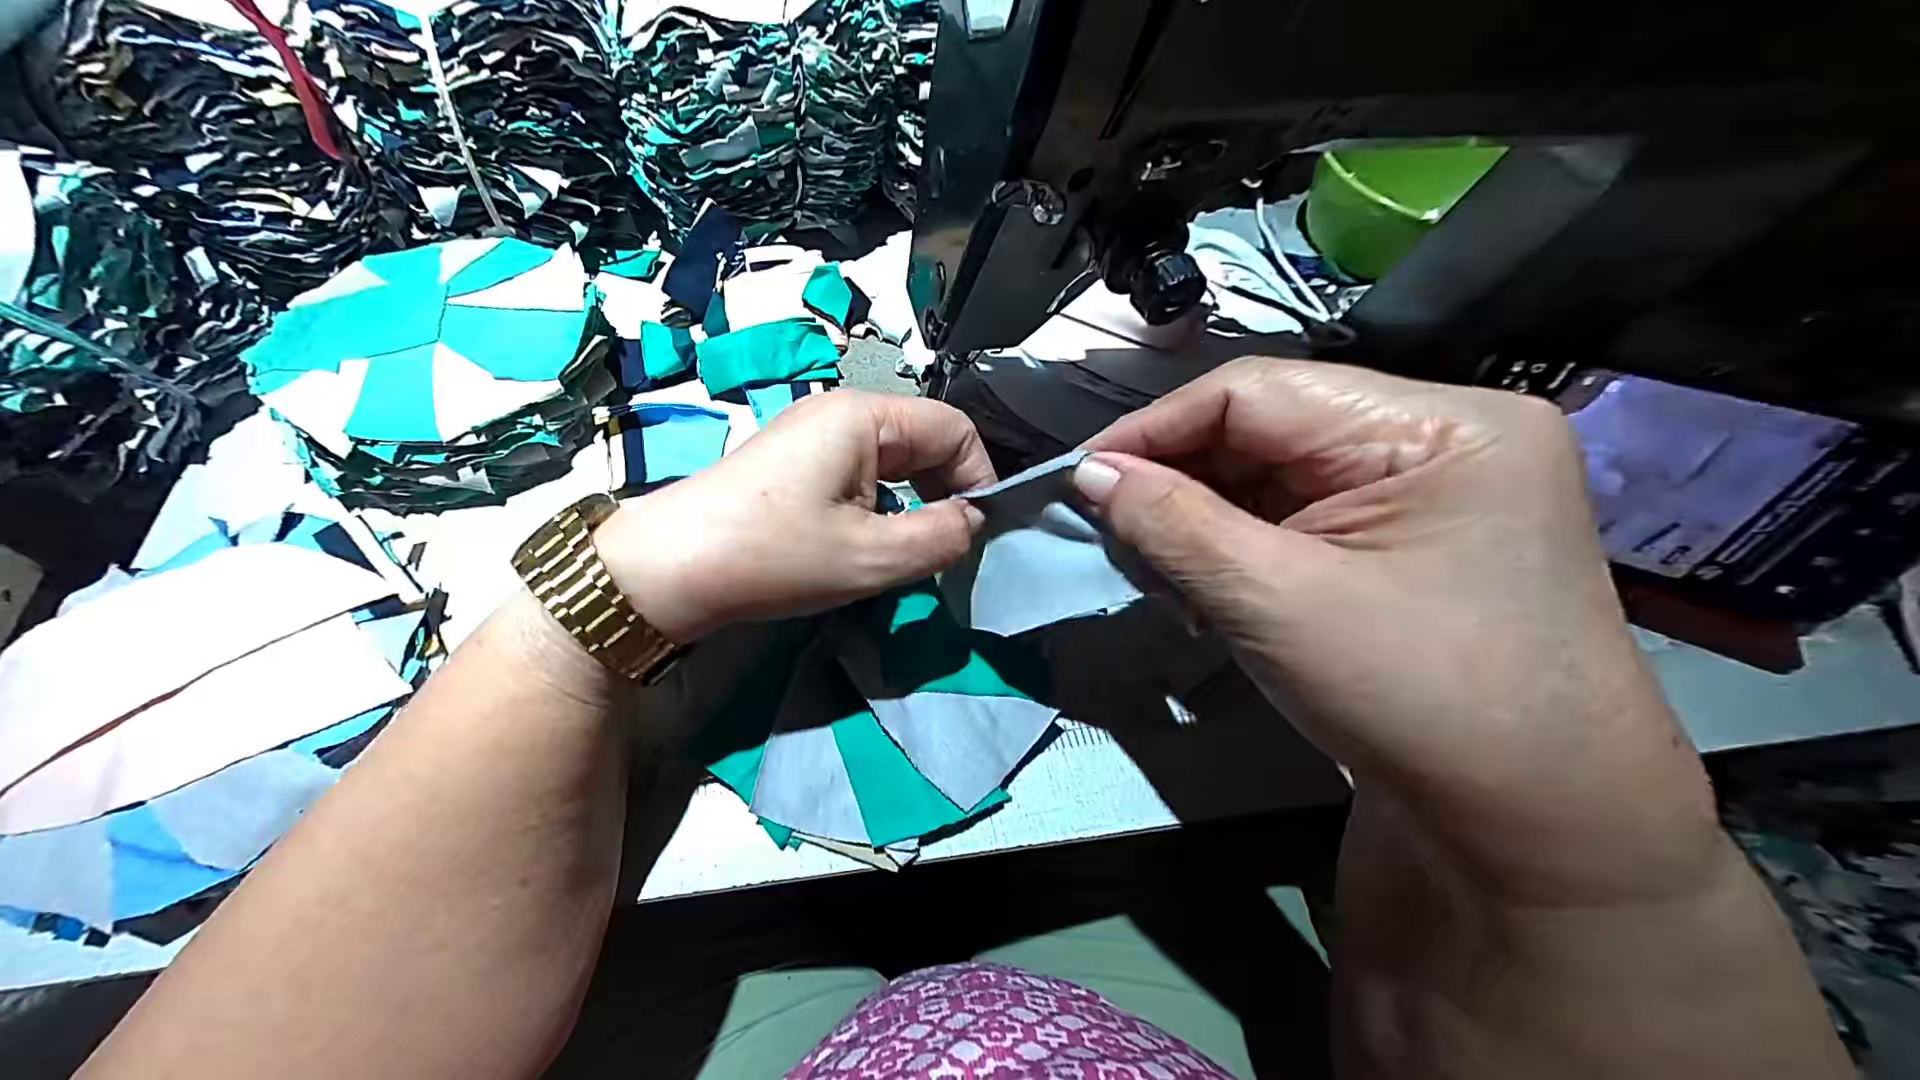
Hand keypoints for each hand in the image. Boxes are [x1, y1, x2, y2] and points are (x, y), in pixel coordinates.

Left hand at [593, 390, 994, 643]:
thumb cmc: (773, 555)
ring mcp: (815, 435)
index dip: (978, 477)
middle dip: (947, 491)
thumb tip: (973, 521)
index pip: (954, 429)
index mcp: (864, 417)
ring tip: (911, 550)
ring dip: (916, 502)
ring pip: (896, 460)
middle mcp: (841, 412)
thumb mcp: (872, 557)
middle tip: (948, 546)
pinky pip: (864, 473)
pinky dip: (883, 505)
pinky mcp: (797, 461)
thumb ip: (941, 536)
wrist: (666, 569)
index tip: (977, 532)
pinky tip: (870, 542)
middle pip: (926, 440)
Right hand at [1076, 357, 1721, 905]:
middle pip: (1260, 430)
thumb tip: (1088, 474)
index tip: (1084, 474)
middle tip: (1116, 534)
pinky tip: (1203, 589)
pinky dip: (1231, 547)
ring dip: (1198, 522)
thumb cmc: (1415, 700)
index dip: (1156, 427)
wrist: (1529, 826)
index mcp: (1434, 426)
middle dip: (1177, 484)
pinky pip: (1288, 515)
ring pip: (1265, 475)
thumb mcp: (1274, 600)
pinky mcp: (1394, 536)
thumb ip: (1171, 523)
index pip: (1255, 391)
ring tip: (1163, 578)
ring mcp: (1416, 489)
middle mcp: (1431, 437)